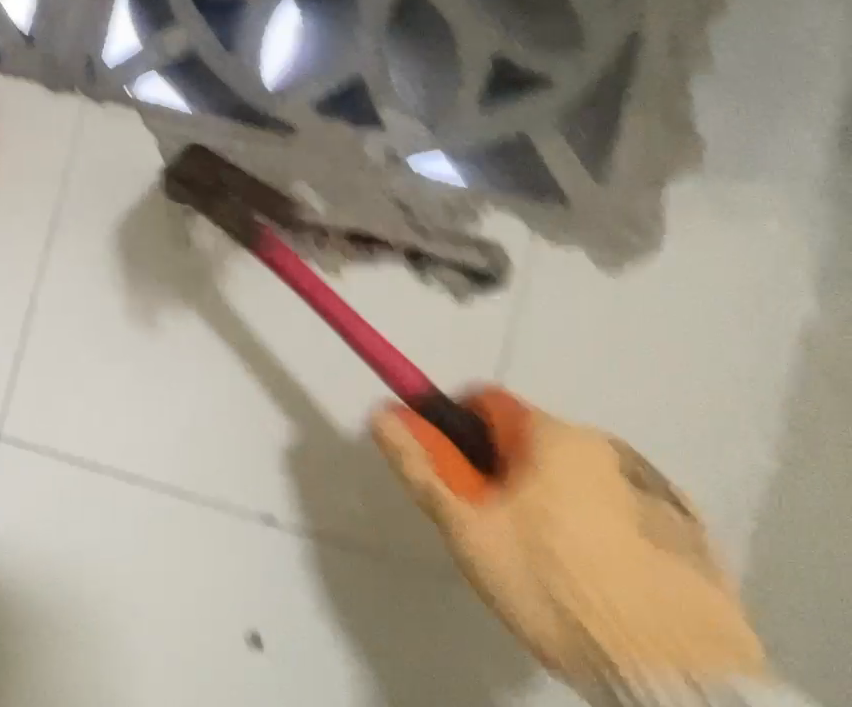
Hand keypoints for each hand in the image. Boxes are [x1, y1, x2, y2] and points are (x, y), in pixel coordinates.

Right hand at [372, 388, 765, 704]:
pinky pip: (627, 514)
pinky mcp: (697, 539)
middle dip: (506, 472)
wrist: (670, 674)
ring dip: (556, 501)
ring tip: (548, 562)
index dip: (457, 433)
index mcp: (555, 437)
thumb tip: (382, 413)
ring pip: (581, 480)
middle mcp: (612, 449)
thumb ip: (420, 466)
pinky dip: (604, 530)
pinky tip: (598, 577)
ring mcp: (663, 494)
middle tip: (493, 527)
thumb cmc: (550, 587)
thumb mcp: (465, 528)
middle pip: (533, 443)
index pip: (486, 403)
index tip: (452, 475)